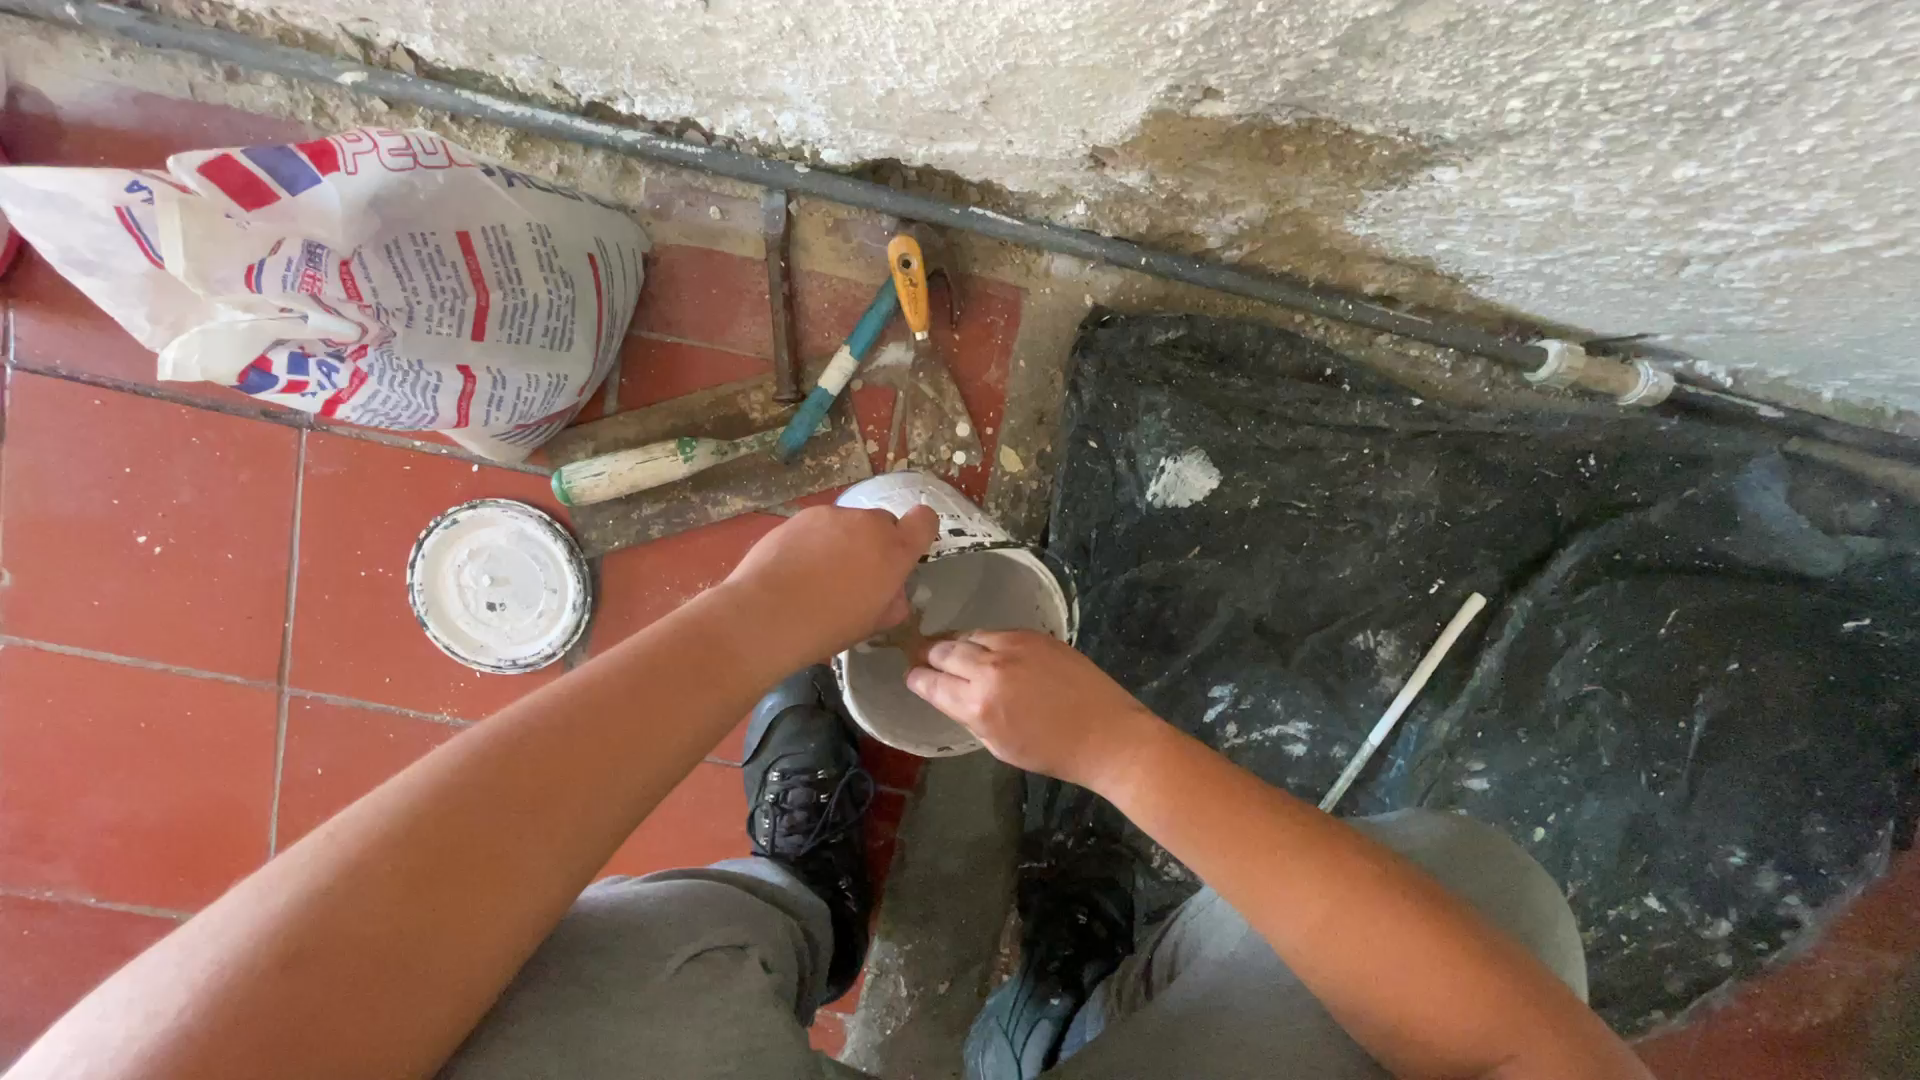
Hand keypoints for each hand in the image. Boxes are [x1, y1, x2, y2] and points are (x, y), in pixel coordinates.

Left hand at [723, 504, 938, 662]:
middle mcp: (867, 524)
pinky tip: (795, 569)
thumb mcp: (872, 624)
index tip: (905, 551)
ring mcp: (831, 516)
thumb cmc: (827, 627)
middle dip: (875, 544)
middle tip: (854, 577)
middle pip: (882, 524)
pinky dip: (814, 542)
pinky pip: (818, 526)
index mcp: (894, 551)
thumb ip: (892, 602)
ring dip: (843, 542)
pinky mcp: (800, 517)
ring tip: (818, 576)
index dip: (918, 532)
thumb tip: (891, 592)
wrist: (765, 615)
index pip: (924, 520)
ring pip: (848, 524)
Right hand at [905, 630, 1164, 791]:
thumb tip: (950, 695)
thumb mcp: (999, 745)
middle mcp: (990, 670)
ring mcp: (1014, 646)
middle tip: (925, 657)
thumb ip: (970, 716)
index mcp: (978, 706)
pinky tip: (986, 649)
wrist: (1106, 733)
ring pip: (969, 635)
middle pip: (944, 651)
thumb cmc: (1052, 752)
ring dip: (956, 644)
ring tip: (951, 650)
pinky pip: (996, 632)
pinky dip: (985, 640)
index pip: (931, 684)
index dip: (917, 679)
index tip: (911, 676)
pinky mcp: (1034, 635)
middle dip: (930, 655)